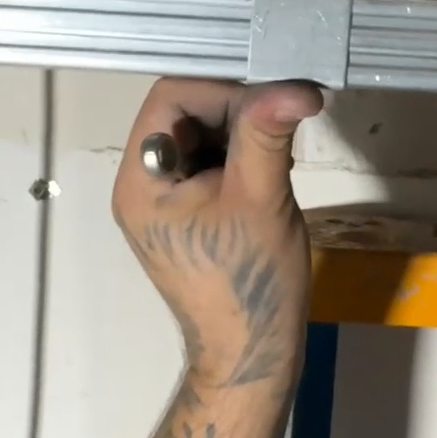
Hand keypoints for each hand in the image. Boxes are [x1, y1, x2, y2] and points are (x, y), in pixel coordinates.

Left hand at [112, 79, 324, 387]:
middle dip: (236, 112)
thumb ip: (267, 134)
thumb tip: (296, 85)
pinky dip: (241, 157)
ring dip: (243, 134)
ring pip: (200, 137)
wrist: (251, 352)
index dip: (222, 90)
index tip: (272, 102)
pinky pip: (209, 165)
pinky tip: (271, 171)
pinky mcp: (186, 216)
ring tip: (280, 154)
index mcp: (140, 180)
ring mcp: (162, 203)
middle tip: (282, 126)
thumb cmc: (250, 280)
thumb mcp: (261, 198)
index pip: (169, 99)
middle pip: (182, 115)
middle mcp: (141, 185)